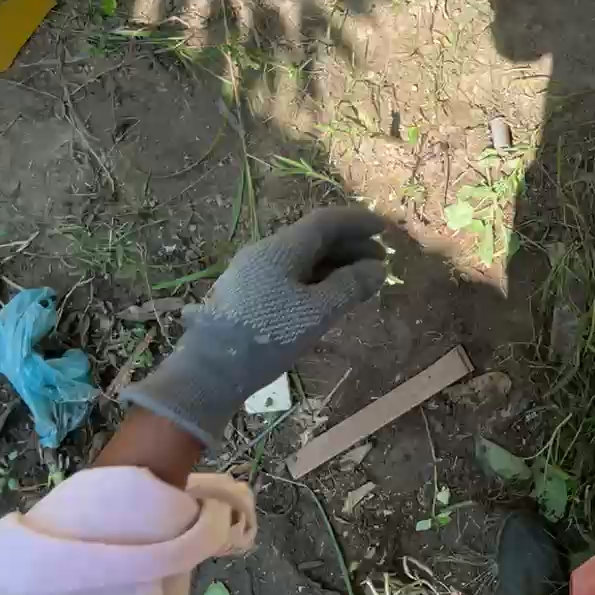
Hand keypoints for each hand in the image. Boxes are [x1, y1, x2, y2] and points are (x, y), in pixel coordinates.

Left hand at [121, 207, 387, 447]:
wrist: (210, 373)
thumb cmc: (267, 338)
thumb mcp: (316, 313)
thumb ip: (350, 286)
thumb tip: (378, 269)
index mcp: (281, 249)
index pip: (325, 222)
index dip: (357, 222)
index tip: (384, 229)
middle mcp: (266, 253)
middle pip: (314, 239)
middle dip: (350, 247)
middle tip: (380, 262)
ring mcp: (255, 274)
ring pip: (303, 259)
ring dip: (336, 265)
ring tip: (361, 282)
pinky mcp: (249, 295)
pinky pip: (292, 275)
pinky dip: (319, 280)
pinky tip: (331, 297)